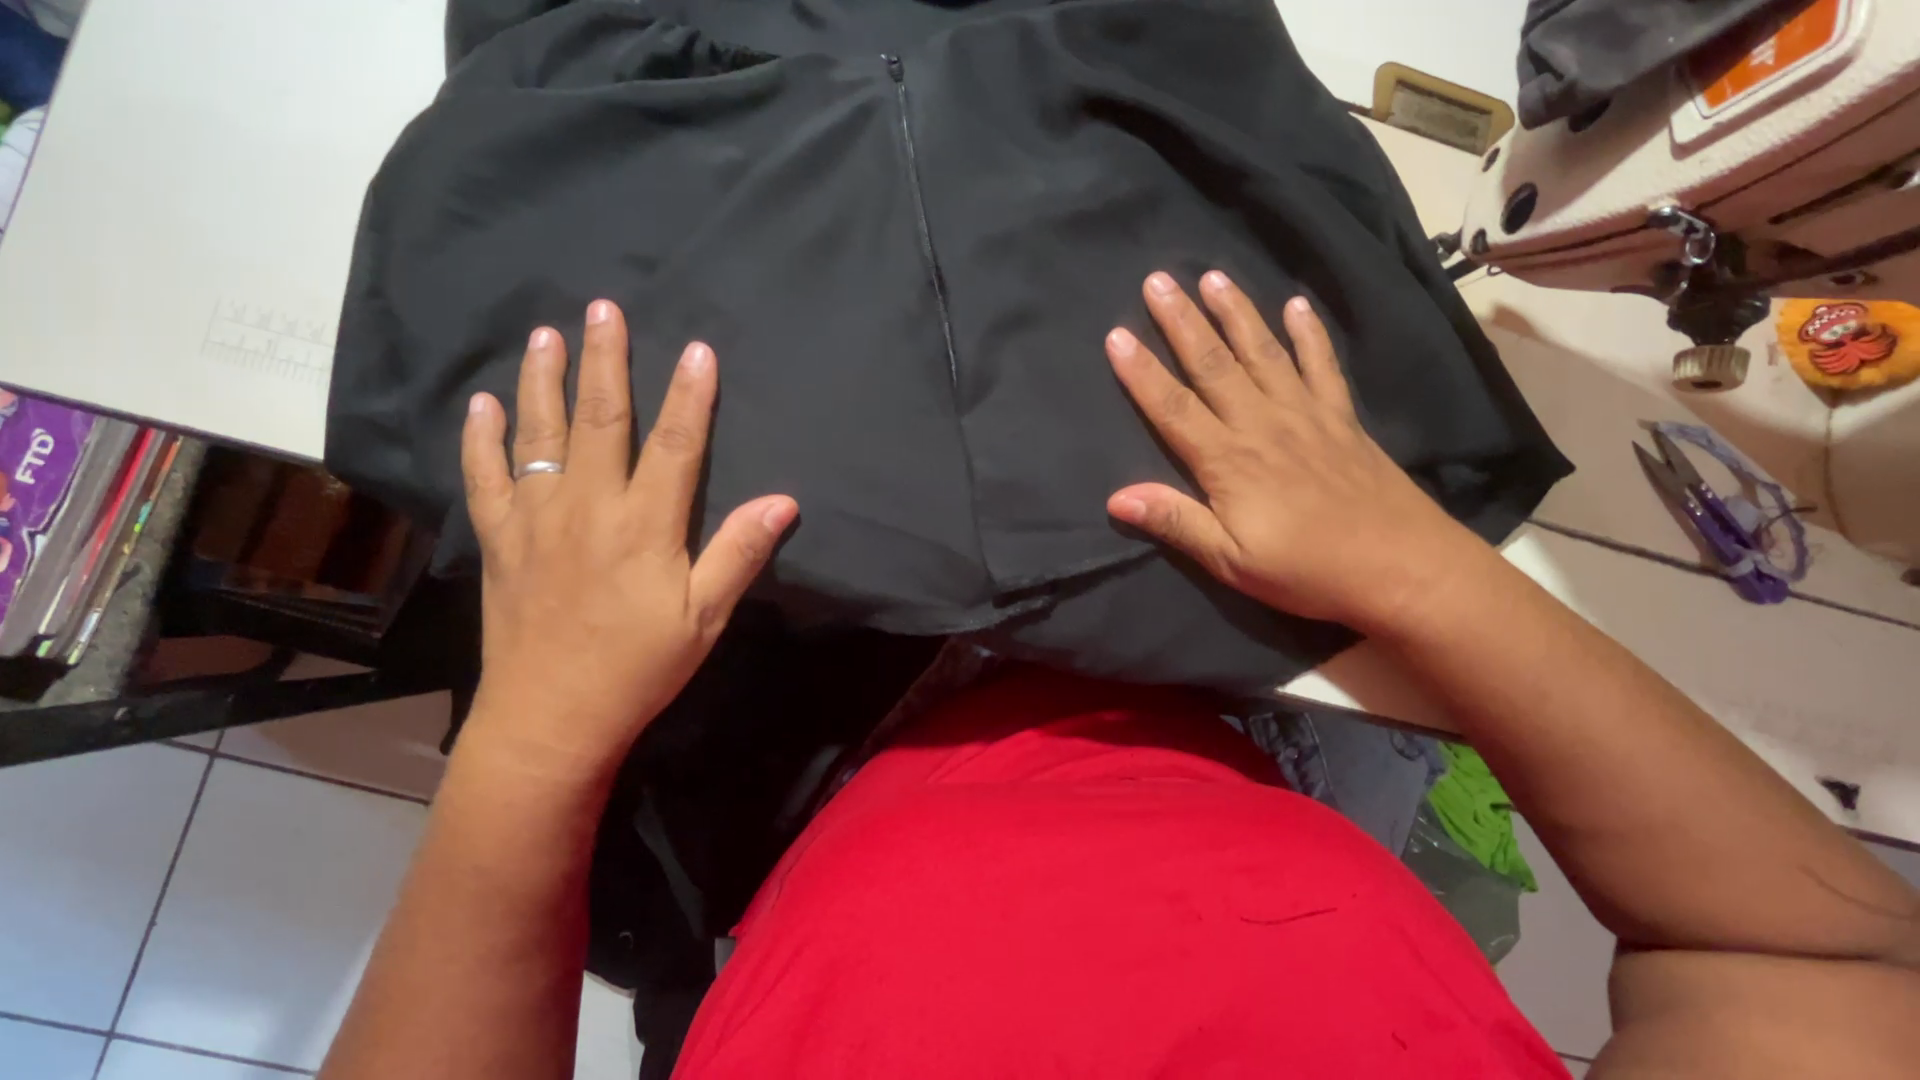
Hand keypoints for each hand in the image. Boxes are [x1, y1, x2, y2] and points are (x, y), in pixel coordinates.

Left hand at [460, 300, 796, 771]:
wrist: (552, 716)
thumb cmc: (640, 667)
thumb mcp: (704, 617)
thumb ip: (739, 552)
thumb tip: (783, 500)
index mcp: (645, 525)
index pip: (675, 444)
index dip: (689, 395)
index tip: (697, 348)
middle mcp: (588, 506)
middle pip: (601, 419)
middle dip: (606, 360)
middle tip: (602, 308)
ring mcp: (537, 519)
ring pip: (539, 434)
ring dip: (543, 380)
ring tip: (544, 334)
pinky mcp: (500, 540)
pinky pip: (485, 477)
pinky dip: (480, 438)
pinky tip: (481, 404)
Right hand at [1105, 271, 1493, 632]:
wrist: (1399, 565)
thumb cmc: (1305, 569)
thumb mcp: (1230, 560)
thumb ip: (1176, 522)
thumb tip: (1116, 497)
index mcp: (1228, 461)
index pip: (1173, 408)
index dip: (1142, 373)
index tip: (1116, 334)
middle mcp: (1262, 425)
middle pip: (1214, 365)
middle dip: (1182, 322)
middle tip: (1158, 280)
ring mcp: (1305, 415)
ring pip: (1262, 353)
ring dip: (1236, 313)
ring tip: (1213, 276)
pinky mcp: (1340, 419)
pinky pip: (1321, 366)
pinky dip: (1308, 335)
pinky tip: (1297, 306)